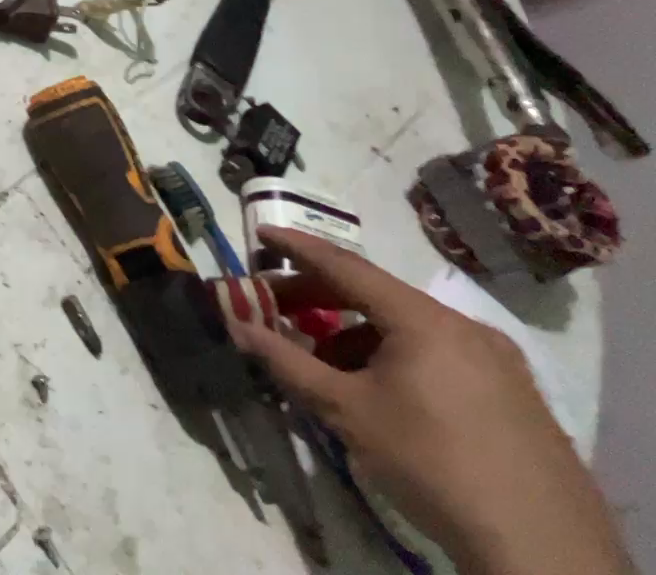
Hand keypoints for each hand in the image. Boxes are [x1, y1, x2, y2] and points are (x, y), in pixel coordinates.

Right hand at [229, 228, 631, 574]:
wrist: (539, 544)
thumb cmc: (429, 460)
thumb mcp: (345, 409)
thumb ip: (285, 361)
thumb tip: (235, 325)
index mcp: (425, 322)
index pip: (347, 267)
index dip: (298, 248)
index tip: (261, 231)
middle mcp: (464, 329)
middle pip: (376, 296)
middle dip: (316, 297)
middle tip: (270, 305)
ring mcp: (494, 361)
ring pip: (404, 328)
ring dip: (351, 334)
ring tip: (316, 364)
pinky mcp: (507, 393)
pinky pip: (433, 353)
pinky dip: (387, 356)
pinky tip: (369, 391)